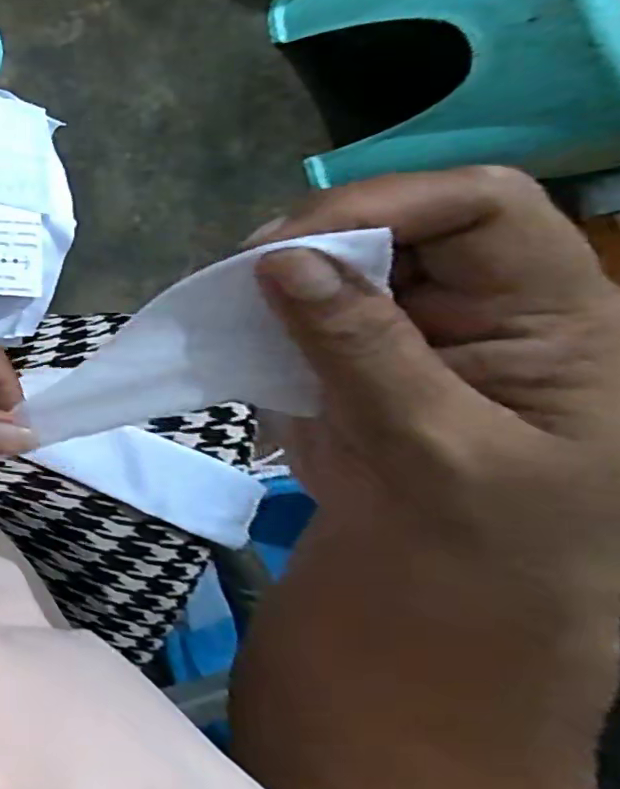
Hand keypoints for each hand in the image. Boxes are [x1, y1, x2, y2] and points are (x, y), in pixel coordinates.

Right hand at [247, 166, 619, 600]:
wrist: (445, 585)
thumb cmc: (482, 533)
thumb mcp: (434, 443)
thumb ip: (362, 347)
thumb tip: (280, 260)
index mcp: (557, 316)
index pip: (485, 206)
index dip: (387, 203)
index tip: (286, 247)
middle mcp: (490, 299)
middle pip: (405, 215)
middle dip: (317, 233)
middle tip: (240, 274)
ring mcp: (419, 317)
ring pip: (345, 248)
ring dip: (279, 265)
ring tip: (230, 298)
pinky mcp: (359, 339)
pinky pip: (305, 290)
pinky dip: (260, 295)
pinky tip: (235, 317)